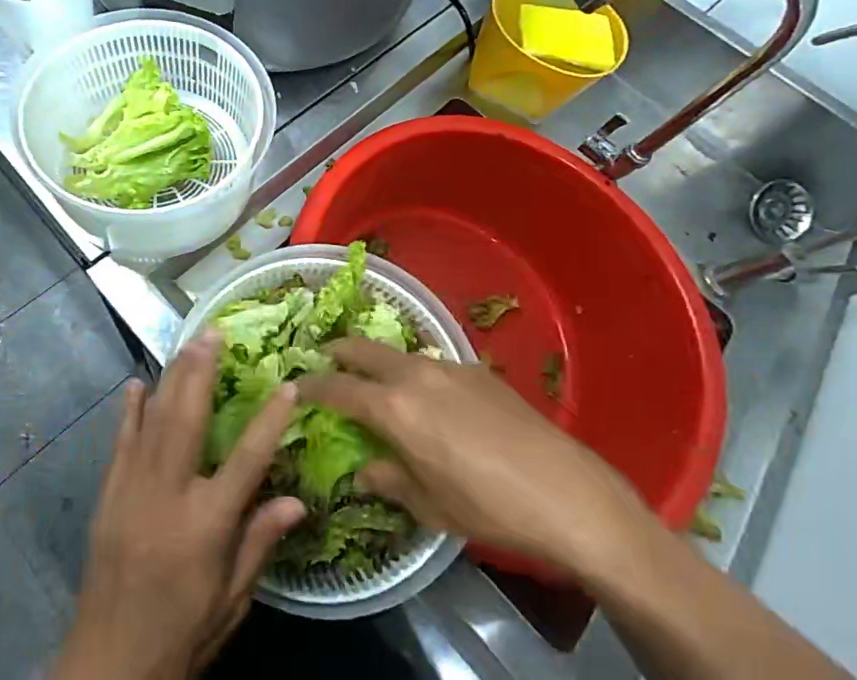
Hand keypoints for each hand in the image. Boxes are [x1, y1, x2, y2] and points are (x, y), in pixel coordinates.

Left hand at [53, 330, 304, 679]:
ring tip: (186, 344)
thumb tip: (299, 500)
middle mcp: (165, 500)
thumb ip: (260, 543)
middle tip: (213, 333)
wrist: (104, 673)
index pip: (246, 461)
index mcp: (204, 527)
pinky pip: (119, 448)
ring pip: (152, 425)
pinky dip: (128, 414)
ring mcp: (130, 497)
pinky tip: (135, 385)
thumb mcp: (233, 600)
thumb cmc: (181, 633)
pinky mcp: (106, 502)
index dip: (270, 421)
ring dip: (171, 380)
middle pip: (185, 424)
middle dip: (200, 374)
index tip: (289, 385)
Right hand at [297, 337, 649, 574]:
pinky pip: (435, 364)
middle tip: (325, 355)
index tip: (297, 387)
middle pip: (369, 352)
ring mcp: (453, 368)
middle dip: (342, 351)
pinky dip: (417, 370)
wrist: (559, 487)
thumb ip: (390, 480)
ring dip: (382, 360)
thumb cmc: (485, 505)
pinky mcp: (481, 370)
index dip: (315, 387)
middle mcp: (419, 376)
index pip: (341, 389)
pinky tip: (427, 393)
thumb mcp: (429, 505)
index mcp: (396, 409)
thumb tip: (366, 470)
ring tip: (375, 374)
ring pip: (404, 354)